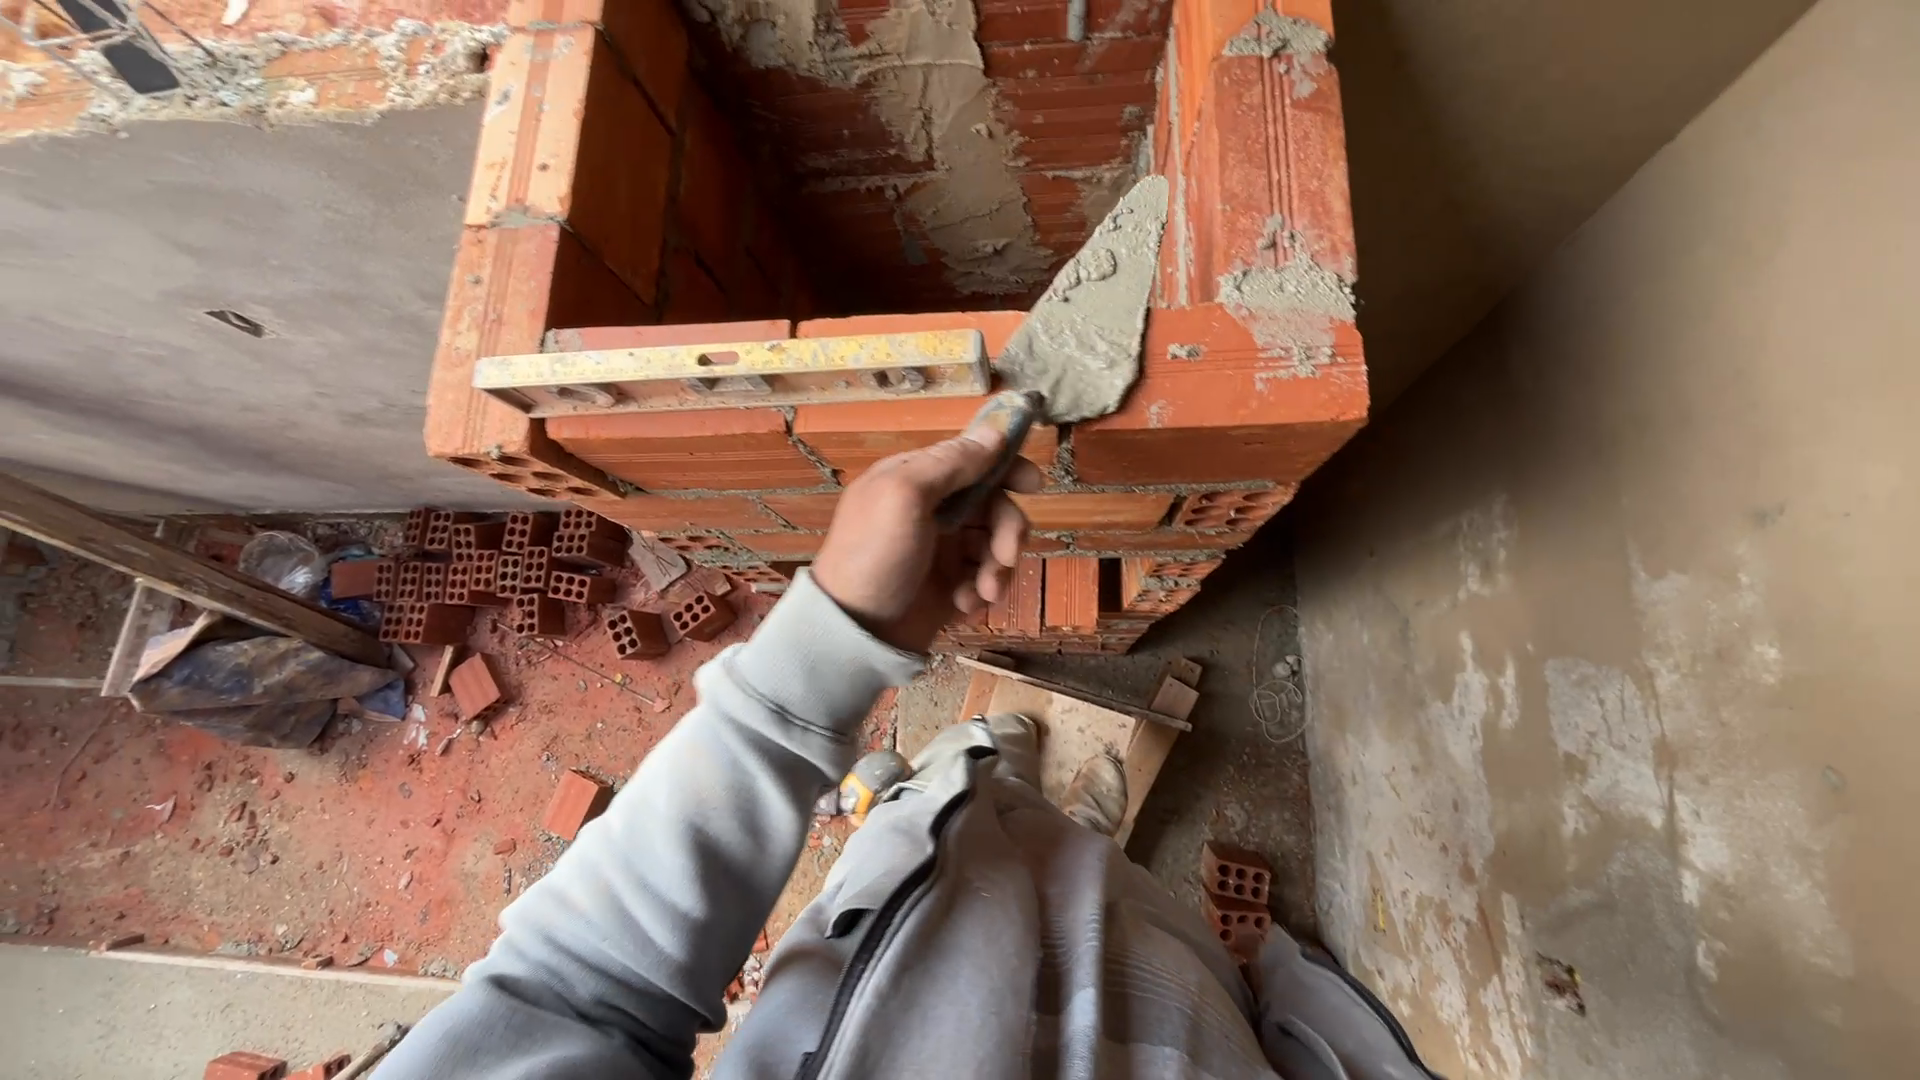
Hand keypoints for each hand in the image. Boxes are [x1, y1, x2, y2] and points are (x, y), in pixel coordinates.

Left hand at [810, 426, 1042, 651]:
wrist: (854, 631)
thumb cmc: (874, 554)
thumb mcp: (905, 495)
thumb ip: (950, 462)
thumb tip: (995, 430)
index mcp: (918, 479)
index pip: (973, 459)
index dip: (1006, 467)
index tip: (1033, 484)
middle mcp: (933, 509)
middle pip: (994, 504)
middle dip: (1007, 529)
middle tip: (1005, 555)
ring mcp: (943, 549)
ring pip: (995, 544)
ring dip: (998, 567)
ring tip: (983, 593)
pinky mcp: (950, 585)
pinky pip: (986, 578)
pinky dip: (982, 591)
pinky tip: (963, 606)